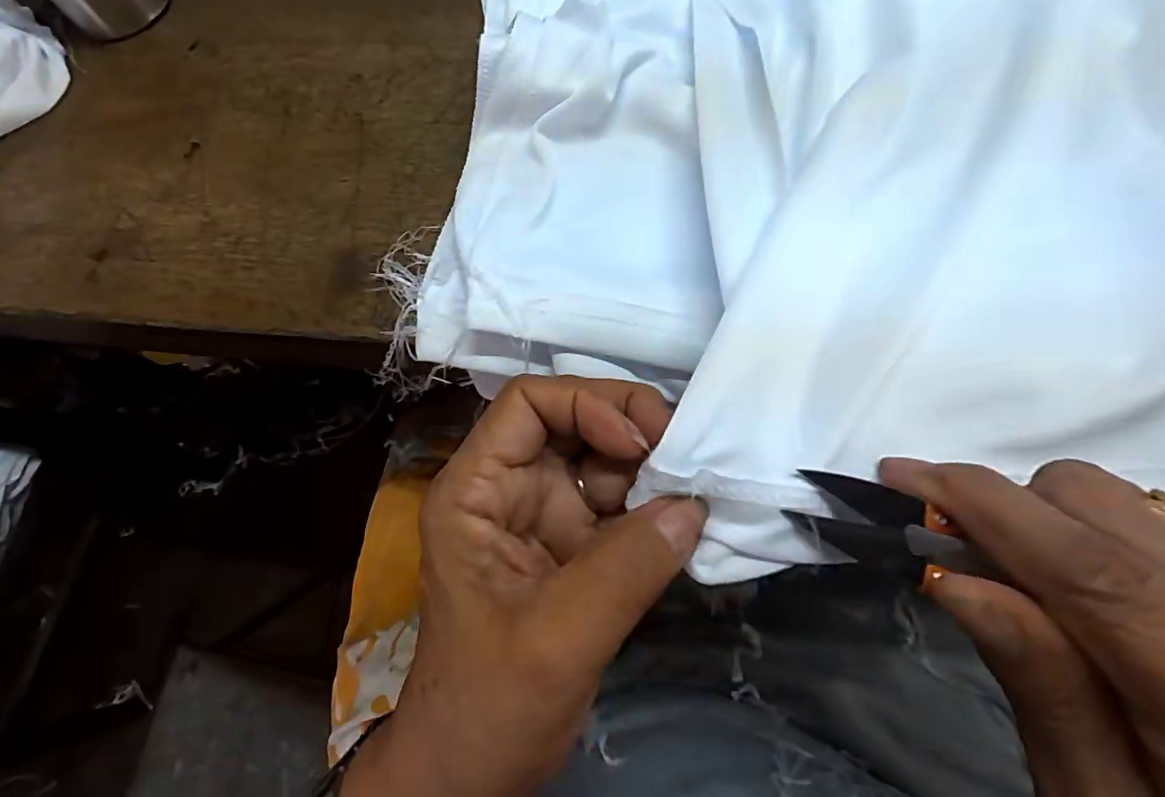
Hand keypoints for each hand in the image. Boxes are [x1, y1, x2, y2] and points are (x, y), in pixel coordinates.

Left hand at [343, 376, 706, 796]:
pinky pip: (617, 501)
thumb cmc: (490, 704)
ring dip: (646, 464)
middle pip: (570, 418)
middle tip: (679, 453)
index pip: (526, 404)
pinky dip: (651, 502)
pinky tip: (680, 516)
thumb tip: (692, 507)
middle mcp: (508, 487)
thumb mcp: (557, 639)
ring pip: (599, 455)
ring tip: (686, 487)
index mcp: (476, 489)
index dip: (585, 404)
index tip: (636, 444)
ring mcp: (542, 514)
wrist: (472, 772)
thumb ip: (626, 570)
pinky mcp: (572, 544)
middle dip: (627, 425)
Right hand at [880, 458, 1164, 796]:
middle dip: (1017, 510)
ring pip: (1145, 504)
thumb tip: (951, 575)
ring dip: (1067, 524)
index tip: (901, 474)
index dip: (990, 510)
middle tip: (966, 549)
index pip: (1101, 577)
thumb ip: (1044, 691)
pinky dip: (1127, 545)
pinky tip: (1128, 605)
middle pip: (1112, 509)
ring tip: (1046, 584)